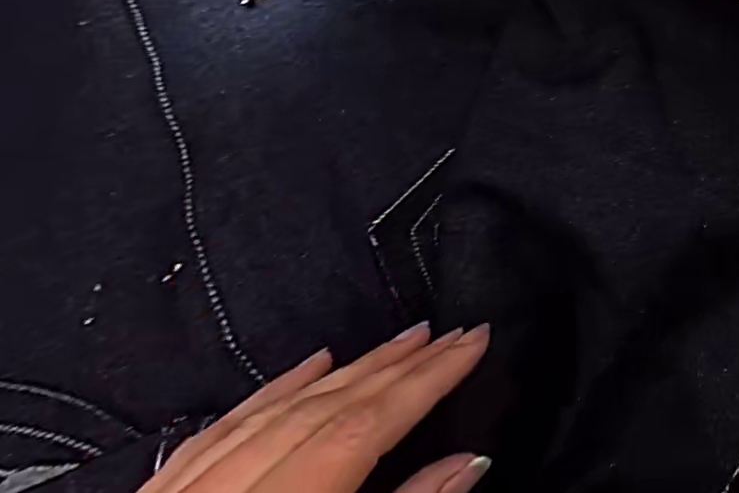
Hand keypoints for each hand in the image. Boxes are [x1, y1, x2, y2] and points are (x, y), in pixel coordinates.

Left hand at [140, 322, 491, 492]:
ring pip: (275, 413)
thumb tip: (473, 459)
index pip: (365, 426)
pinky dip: (270, 393)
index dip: (430, 378)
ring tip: (402, 338)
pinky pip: (211, 436)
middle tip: (452, 331)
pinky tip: (311, 364)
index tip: (476, 339)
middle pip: (324, 411)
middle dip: (399, 365)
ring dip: (350, 368)